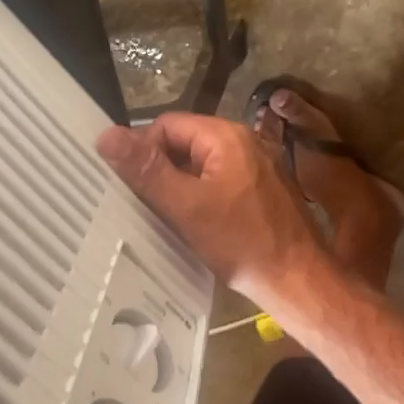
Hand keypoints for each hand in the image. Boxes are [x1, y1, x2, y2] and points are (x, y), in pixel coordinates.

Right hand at [97, 113, 328, 298]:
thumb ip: (146, 170)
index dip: (143, 151)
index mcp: (227, 136)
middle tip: (144, 204)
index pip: (167, 125)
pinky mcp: (263, 189)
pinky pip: (221, 182)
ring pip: (203, 165)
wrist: (297, 278)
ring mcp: (258, 166)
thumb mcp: (185, 206)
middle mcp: (246, 141)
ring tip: (166, 215)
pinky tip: (194, 223)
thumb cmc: (242, 242)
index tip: (130, 185)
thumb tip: (107, 134)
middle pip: (186, 143)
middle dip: (162, 169)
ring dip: (181, 186)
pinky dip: (203, 196)